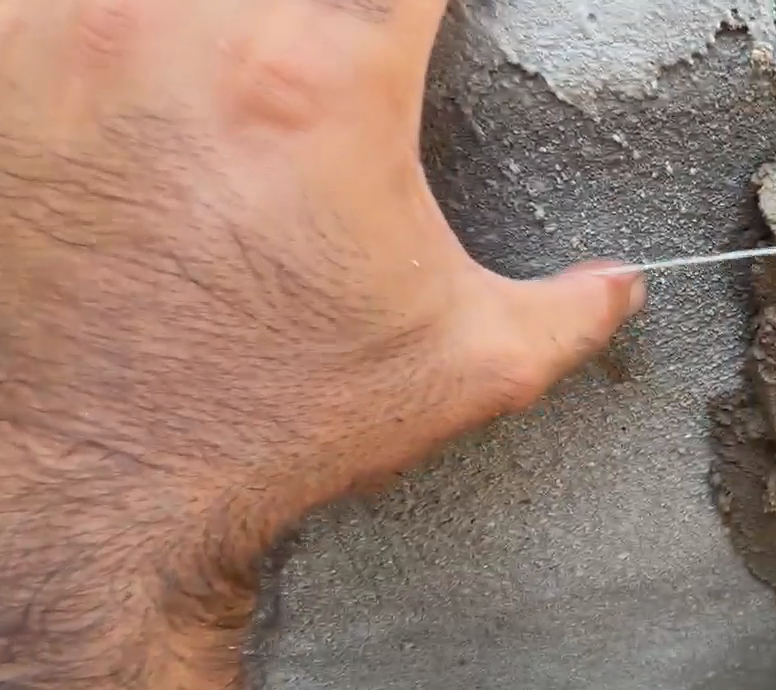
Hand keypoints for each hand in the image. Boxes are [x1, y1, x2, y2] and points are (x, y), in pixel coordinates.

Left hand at [0, 0, 641, 587]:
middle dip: (350, 10)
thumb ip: (577, 309)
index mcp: (325, 94)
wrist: (120, 468)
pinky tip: (180, 64)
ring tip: (284, 62)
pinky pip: (62, 0)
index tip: (455, 13)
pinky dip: (149, 27)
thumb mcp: (489, 365)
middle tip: (370, 45)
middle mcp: (186, 35)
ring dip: (254, 20)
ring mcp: (63, 34)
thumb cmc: (304, 406)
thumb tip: (624, 285)